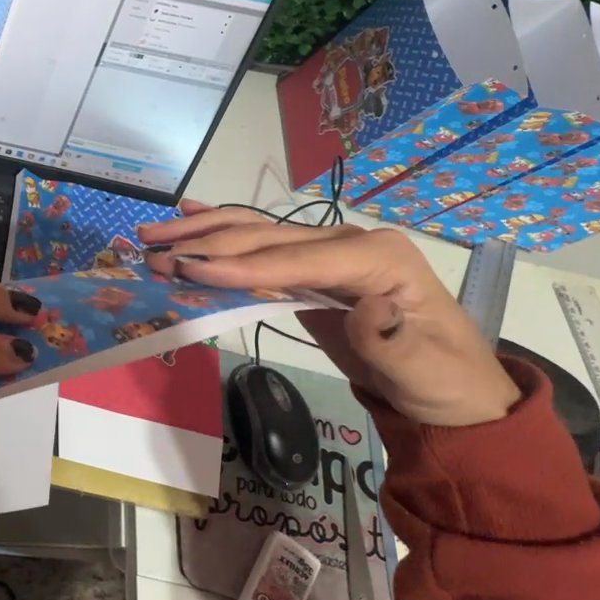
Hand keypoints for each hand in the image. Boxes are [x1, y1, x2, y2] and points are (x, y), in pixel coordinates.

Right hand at [138, 204, 520, 427]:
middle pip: (264, 237)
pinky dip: (219, 227)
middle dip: (205, 244)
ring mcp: (324, 248)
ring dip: (199, 232)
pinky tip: (188, 212)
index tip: (189, 270)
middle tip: (153, 253)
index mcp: (378, 257)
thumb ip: (395, 340)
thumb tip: (367, 307)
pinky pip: (257, 240)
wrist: (449, 387)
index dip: (241, 266)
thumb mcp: (427, 371)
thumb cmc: (441, 380)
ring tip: (150, 233)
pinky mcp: (305, 263)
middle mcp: (348, 241)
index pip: (296, 258)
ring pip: (252, 231)